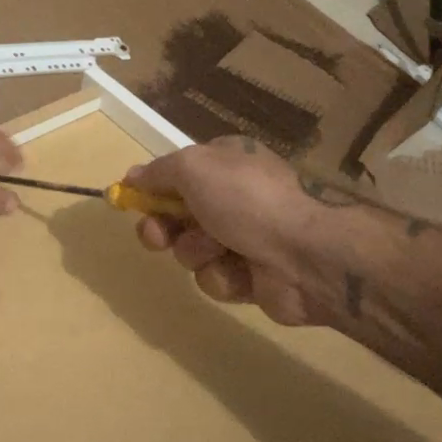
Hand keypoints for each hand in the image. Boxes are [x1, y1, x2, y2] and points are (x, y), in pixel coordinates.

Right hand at [125, 137, 358, 325]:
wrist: (309, 255)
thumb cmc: (247, 198)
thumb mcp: (193, 167)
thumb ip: (157, 172)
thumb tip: (132, 176)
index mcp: (223, 162)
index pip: (175, 173)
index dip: (152, 188)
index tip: (132, 200)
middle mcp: (232, 197)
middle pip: (176, 214)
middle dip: (162, 227)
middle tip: (157, 235)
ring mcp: (243, 239)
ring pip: (191, 249)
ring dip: (196, 251)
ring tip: (218, 249)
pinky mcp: (251, 278)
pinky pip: (215, 279)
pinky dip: (222, 277)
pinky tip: (241, 273)